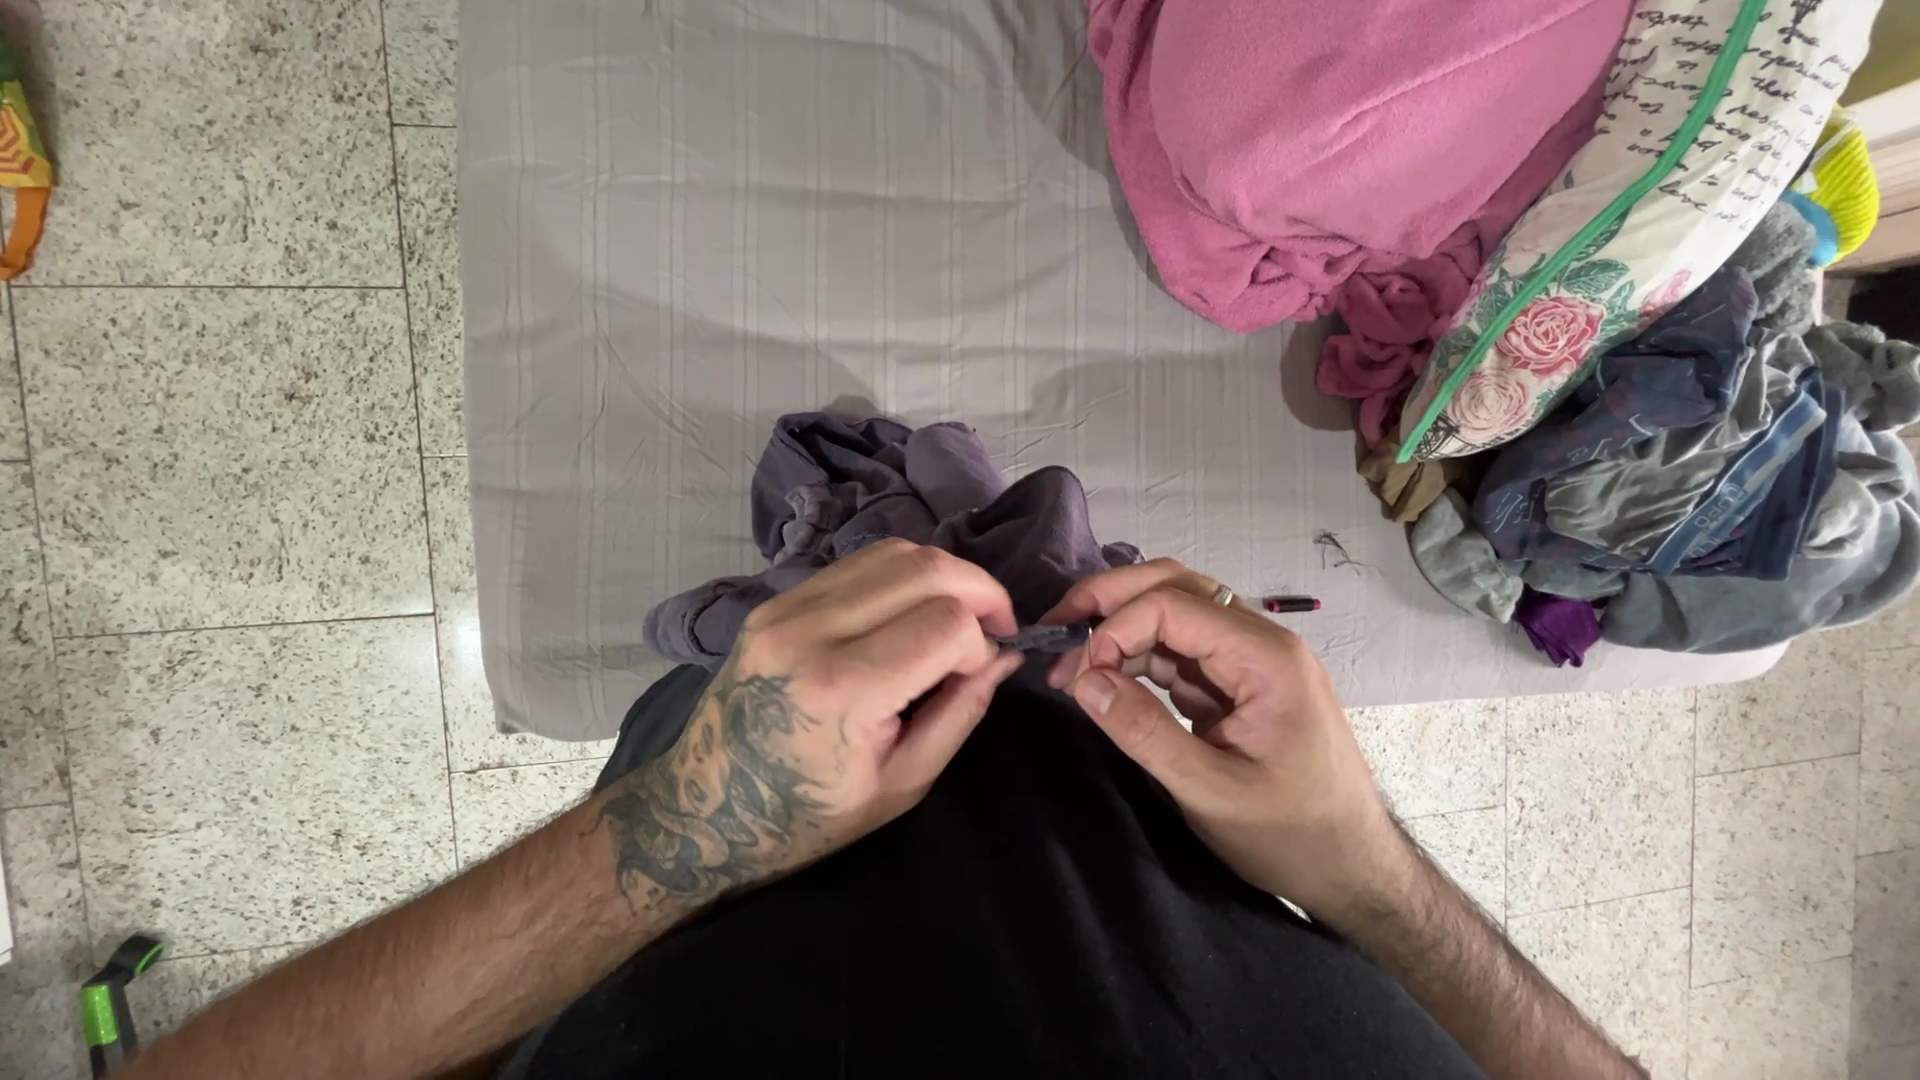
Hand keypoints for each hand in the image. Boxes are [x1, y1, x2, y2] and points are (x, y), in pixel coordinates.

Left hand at [600, 539, 1024, 910]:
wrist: (706, 806)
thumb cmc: (808, 815)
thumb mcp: (901, 784)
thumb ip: (961, 712)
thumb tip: (1005, 657)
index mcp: (842, 690)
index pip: (946, 624)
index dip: (982, 643)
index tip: (980, 672)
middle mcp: (810, 631)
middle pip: (926, 569)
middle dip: (978, 590)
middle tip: (996, 624)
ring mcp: (786, 607)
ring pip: (894, 552)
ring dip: (943, 574)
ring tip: (958, 612)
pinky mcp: (775, 600)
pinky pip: (858, 562)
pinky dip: (902, 573)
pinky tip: (912, 606)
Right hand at [1043, 560, 1414, 924]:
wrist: (1352, 868)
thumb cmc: (1292, 836)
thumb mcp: (1211, 792)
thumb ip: (1144, 731)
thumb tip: (1083, 680)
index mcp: (1265, 657)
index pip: (1172, 605)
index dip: (1115, 628)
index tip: (1077, 676)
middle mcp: (1259, 641)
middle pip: (1174, 586)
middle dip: (1109, 600)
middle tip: (1055, 627)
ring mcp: (1247, 659)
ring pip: (1173, 610)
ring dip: (1119, 627)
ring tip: (1070, 663)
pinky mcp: (1234, 682)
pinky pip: (1178, 648)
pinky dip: (1137, 656)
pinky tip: (1106, 679)